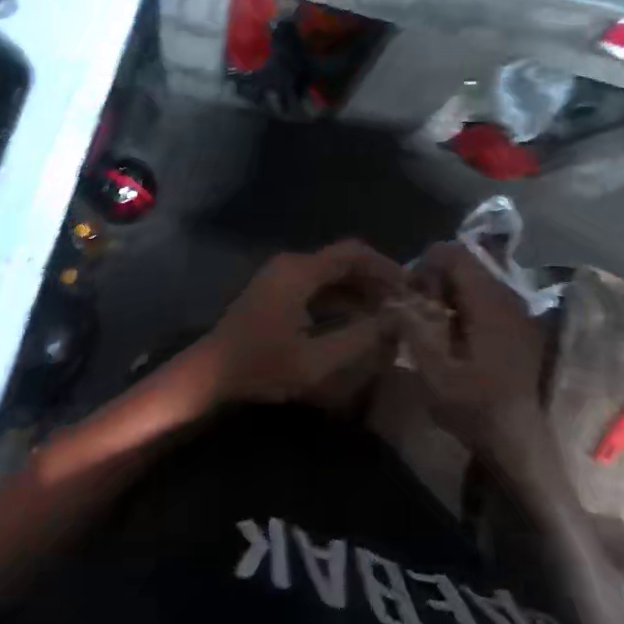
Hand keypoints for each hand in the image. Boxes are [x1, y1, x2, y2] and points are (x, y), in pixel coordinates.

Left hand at [200, 241, 405, 403]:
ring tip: (389, 318)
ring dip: (359, 292)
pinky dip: (340, 300)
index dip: (386, 267)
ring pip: (331, 274)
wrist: (212, 371)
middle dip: (376, 281)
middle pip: (343, 261)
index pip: (353, 252)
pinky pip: (317, 286)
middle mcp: (290, 265)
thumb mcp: (316, 360)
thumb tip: (397, 321)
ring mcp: (281, 277)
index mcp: (299, 271)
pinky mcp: (277, 291)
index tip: (411, 290)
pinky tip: (358, 324)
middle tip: (405, 308)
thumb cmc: (262, 365)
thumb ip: (359, 338)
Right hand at [390, 243, 546, 438]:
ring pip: (475, 282)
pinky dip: (463, 306)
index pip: (456, 254)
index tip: (410, 292)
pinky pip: (486, 300)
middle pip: (466, 265)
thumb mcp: (434, 371)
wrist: (521, 446)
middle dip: (435, 279)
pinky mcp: (519, 331)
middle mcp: (509, 301)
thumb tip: (392, 298)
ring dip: (447, 293)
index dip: (426, 264)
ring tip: (429, 323)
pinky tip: (451, 336)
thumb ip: (412, 327)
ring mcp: (518, 315)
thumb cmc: (476, 408)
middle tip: (415, 309)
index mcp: (489, 305)